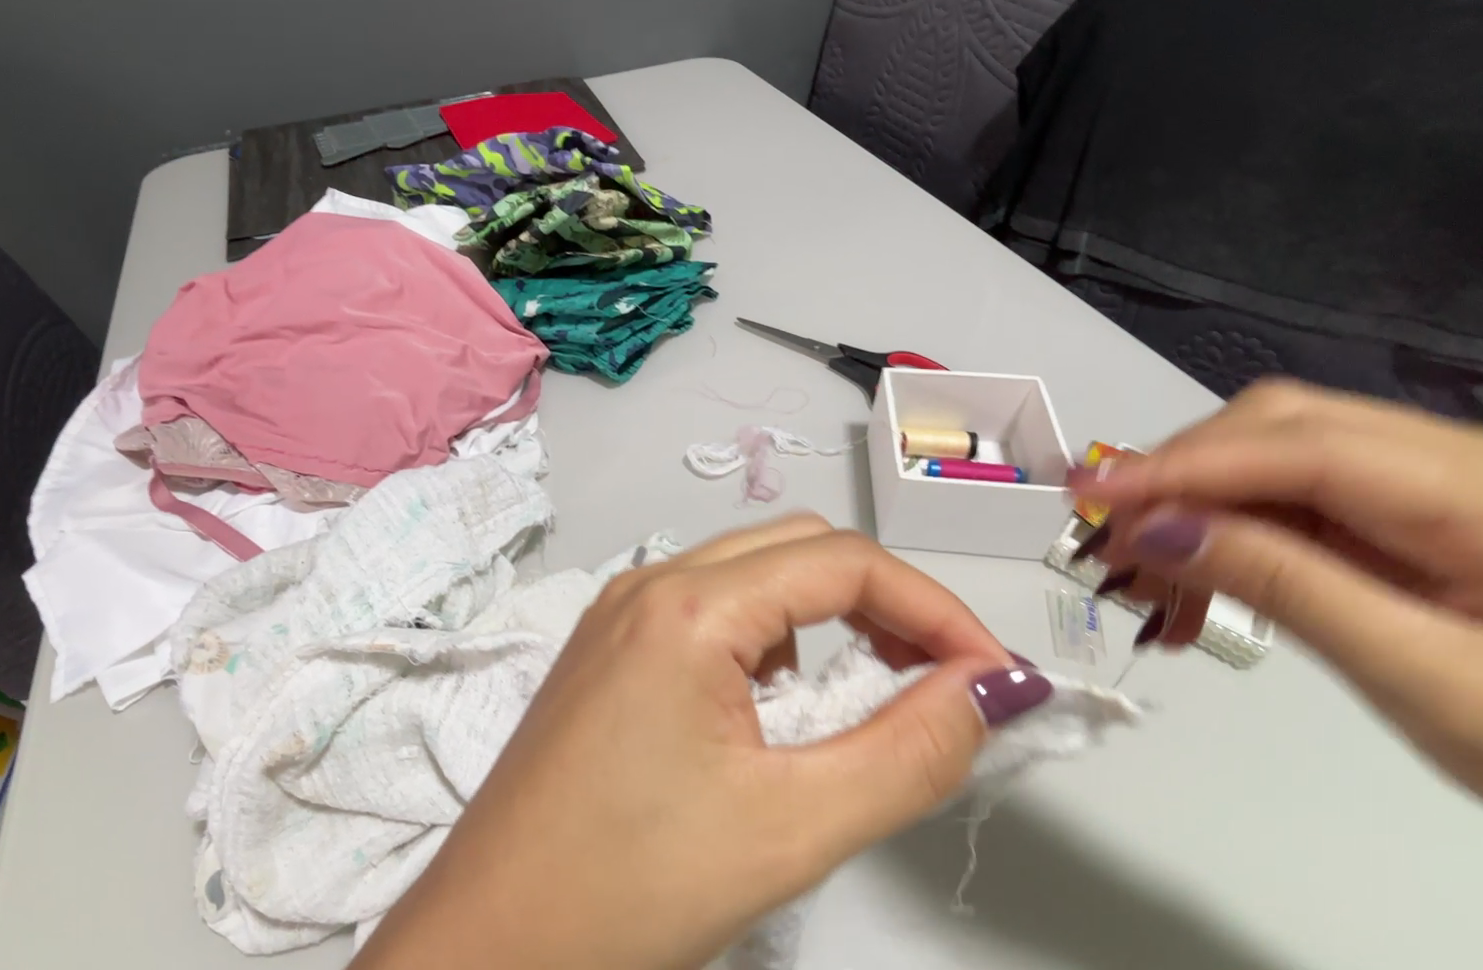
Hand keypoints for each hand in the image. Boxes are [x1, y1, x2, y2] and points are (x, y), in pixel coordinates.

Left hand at [352, 514, 1049, 969]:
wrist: (489, 943)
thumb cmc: (632, 887)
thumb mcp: (792, 828)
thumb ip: (909, 752)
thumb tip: (988, 689)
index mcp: (687, 606)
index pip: (842, 562)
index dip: (934, 609)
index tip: (993, 679)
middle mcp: (649, 584)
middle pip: (798, 551)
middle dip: (883, 605)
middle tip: (939, 683)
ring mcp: (621, 615)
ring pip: (755, 579)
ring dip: (826, 625)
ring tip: (858, 707)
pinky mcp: (608, 651)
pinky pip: (712, 616)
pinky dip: (771, 646)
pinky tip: (775, 717)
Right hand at [1071, 380, 1482, 828]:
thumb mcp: (1427, 680)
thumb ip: (1288, 589)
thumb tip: (1158, 529)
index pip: (1314, 450)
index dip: (1191, 463)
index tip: (1091, 492)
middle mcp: (1480, 459)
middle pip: (1291, 425)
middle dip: (1185, 470)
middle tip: (1110, 532)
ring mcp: (1451, 475)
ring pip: (1283, 449)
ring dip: (1199, 496)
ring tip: (1142, 561)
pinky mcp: (1423, 501)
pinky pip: (1302, 487)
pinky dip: (1233, 519)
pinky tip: (1199, 565)